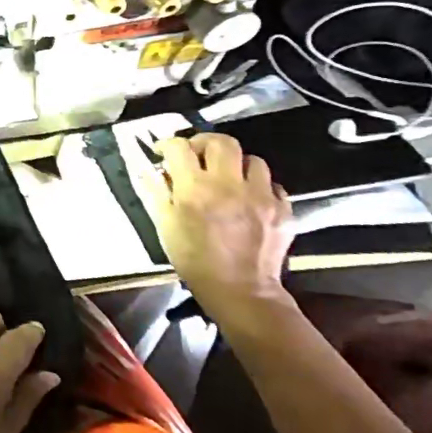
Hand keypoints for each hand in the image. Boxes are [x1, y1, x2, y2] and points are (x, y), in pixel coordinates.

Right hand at [151, 134, 294, 324]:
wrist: (240, 290)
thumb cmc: (193, 259)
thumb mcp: (164, 225)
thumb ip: (156, 192)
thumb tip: (148, 168)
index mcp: (194, 188)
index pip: (179, 147)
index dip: (167, 144)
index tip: (163, 152)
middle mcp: (229, 185)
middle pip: (222, 142)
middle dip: (205, 142)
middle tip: (197, 154)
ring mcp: (261, 196)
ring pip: (252, 160)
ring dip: (236, 163)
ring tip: (227, 176)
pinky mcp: (283, 210)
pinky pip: (272, 185)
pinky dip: (258, 185)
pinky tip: (248, 198)